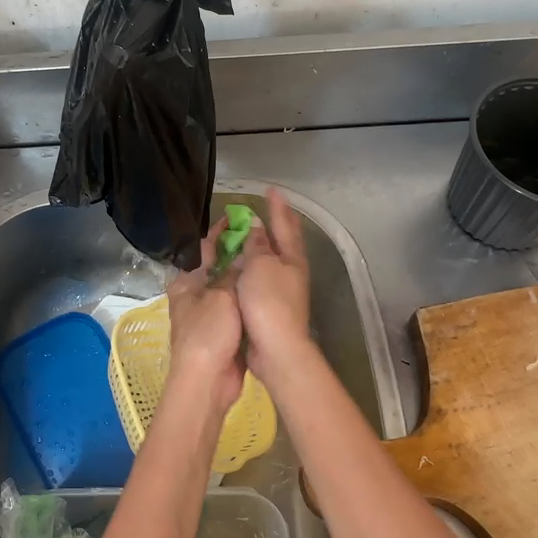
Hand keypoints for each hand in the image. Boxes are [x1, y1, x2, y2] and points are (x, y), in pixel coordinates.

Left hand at [165, 220, 246, 419]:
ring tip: (266, 256)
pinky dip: (247, 296)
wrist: (207, 380)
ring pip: (227, 287)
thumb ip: (232, 274)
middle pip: (215, 267)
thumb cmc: (208, 333)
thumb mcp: (221, 297)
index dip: (219, 232)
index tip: (236, 217)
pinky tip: (263, 288)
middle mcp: (194, 295)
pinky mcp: (222, 332)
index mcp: (185, 283)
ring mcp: (208, 315)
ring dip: (242, 274)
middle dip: (234, 252)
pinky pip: (236, 307)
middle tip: (259, 235)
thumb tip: (243, 254)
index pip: (202, 249)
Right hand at [235, 188, 311, 377]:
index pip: (284, 225)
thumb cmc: (268, 301)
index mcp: (292, 258)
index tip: (271, 190)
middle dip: (278, 223)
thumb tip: (258, 226)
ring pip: (274, 259)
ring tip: (254, 233)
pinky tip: (245, 266)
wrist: (276, 347)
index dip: (277, 207)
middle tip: (270, 206)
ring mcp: (284, 290)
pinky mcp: (272, 307)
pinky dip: (255, 265)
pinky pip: (262, 276)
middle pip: (285, 241)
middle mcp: (292, 271)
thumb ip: (257, 245)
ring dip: (265, 244)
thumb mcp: (260, 266)